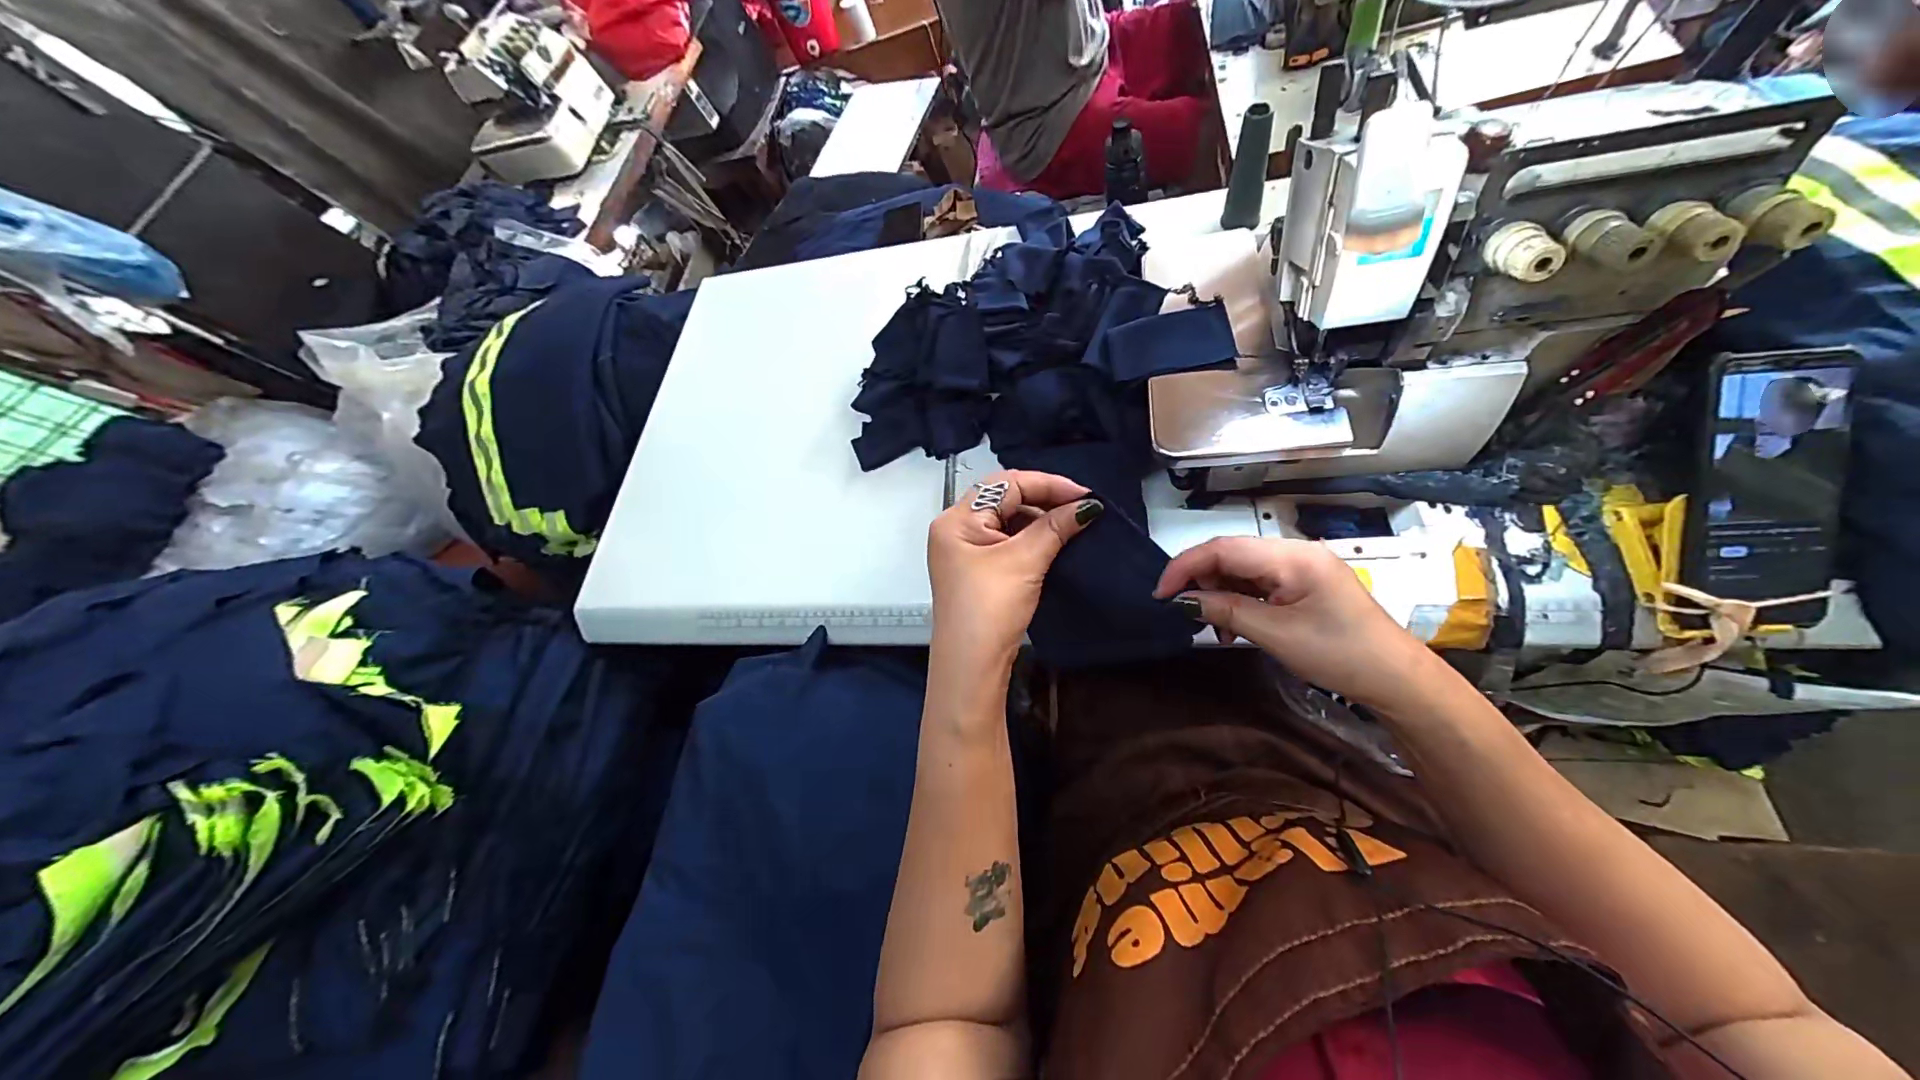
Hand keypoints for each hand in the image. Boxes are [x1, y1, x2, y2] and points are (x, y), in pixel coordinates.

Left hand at [928, 470, 1103, 670]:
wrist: (971, 665)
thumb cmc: (989, 610)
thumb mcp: (1024, 562)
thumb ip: (1055, 527)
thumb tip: (1087, 506)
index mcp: (956, 520)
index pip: (1006, 484)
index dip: (1047, 485)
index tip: (1084, 495)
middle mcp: (956, 529)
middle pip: (1005, 498)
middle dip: (1045, 500)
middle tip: (1082, 508)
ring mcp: (966, 551)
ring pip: (1008, 520)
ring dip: (1041, 520)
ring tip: (1074, 524)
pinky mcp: (978, 570)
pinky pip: (1008, 541)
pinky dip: (1033, 538)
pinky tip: (1057, 542)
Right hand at [1153, 536, 1434, 710]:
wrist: (1395, 678)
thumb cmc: (1341, 654)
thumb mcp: (1275, 634)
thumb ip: (1225, 611)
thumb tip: (1182, 601)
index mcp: (1292, 557)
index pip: (1222, 548)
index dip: (1184, 567)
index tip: (1161, 594)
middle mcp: (1295, 552)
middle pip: (1230, 554)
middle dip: (1200, 580)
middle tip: (1183, 612)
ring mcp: (1301, 567)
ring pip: (1241, 568)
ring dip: (1218, 593)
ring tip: (1212, 626)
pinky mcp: (1303, 583)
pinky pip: (1258, 582)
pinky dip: (1238, 599)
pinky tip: (1233, 625)